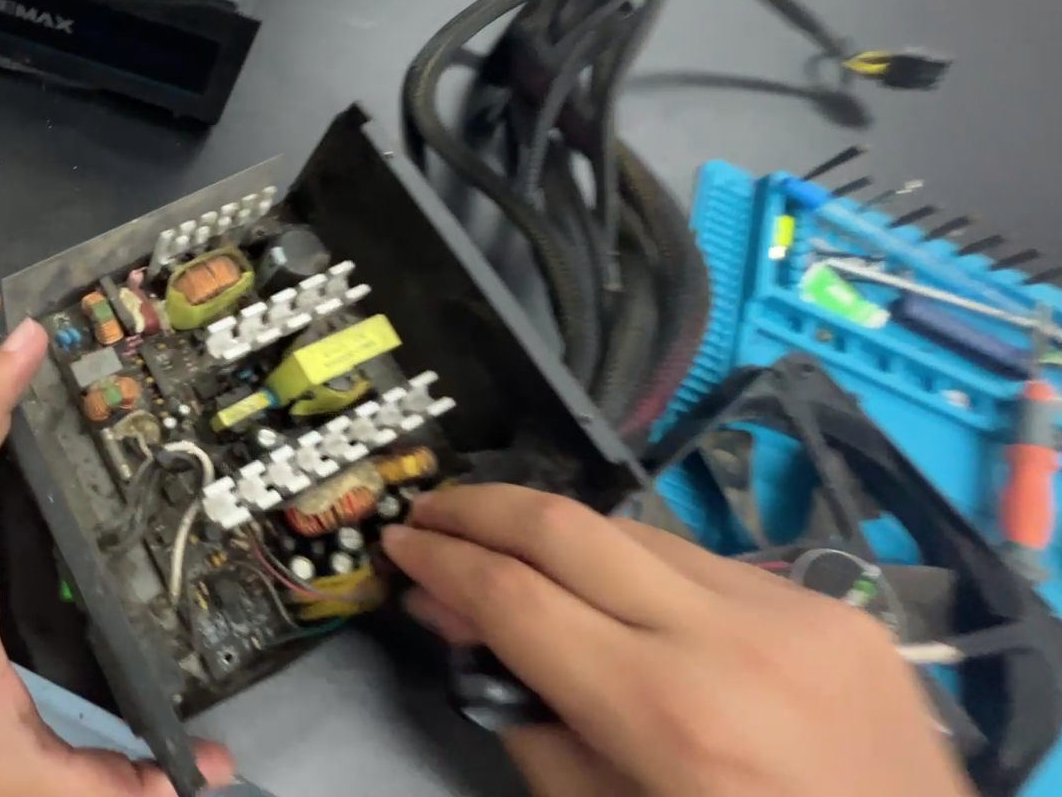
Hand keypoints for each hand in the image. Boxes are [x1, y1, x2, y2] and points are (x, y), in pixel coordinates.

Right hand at [381, 484, 974, 796]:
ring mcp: (789, 610)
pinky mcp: (827, 603)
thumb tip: (451, 611)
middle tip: (428, 509)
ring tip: (500, 543)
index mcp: (666, 715)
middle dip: (474, 506)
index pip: (510, 593)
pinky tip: (606, 590)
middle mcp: (727, 640)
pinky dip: (622, 564)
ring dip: (544, 530)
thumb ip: (515, 704)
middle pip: (558, 525)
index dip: (438, 559)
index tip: (396, 540)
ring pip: (619, 527)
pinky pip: (685, 556)